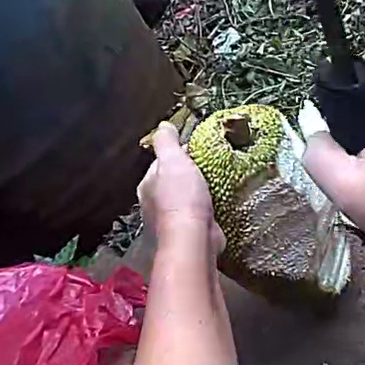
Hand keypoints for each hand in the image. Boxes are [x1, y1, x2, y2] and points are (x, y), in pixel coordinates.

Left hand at [138, 123, 223, 255]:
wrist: (193, 238)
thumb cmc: (182, 197)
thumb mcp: (173, 160)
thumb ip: (167, 142)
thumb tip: (163, 126)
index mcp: (148, 185)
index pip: (162, 163)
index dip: (179, 155)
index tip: (197, 151)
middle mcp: (154, 204)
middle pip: (174, 181)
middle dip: (189, 175)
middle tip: (209, 167)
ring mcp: (170, 220)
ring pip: (186, 198)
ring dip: (199, 193)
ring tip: (216, 184)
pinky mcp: (187, 233)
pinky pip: (198, 214)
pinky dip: (206, 208)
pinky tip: (217, 205)